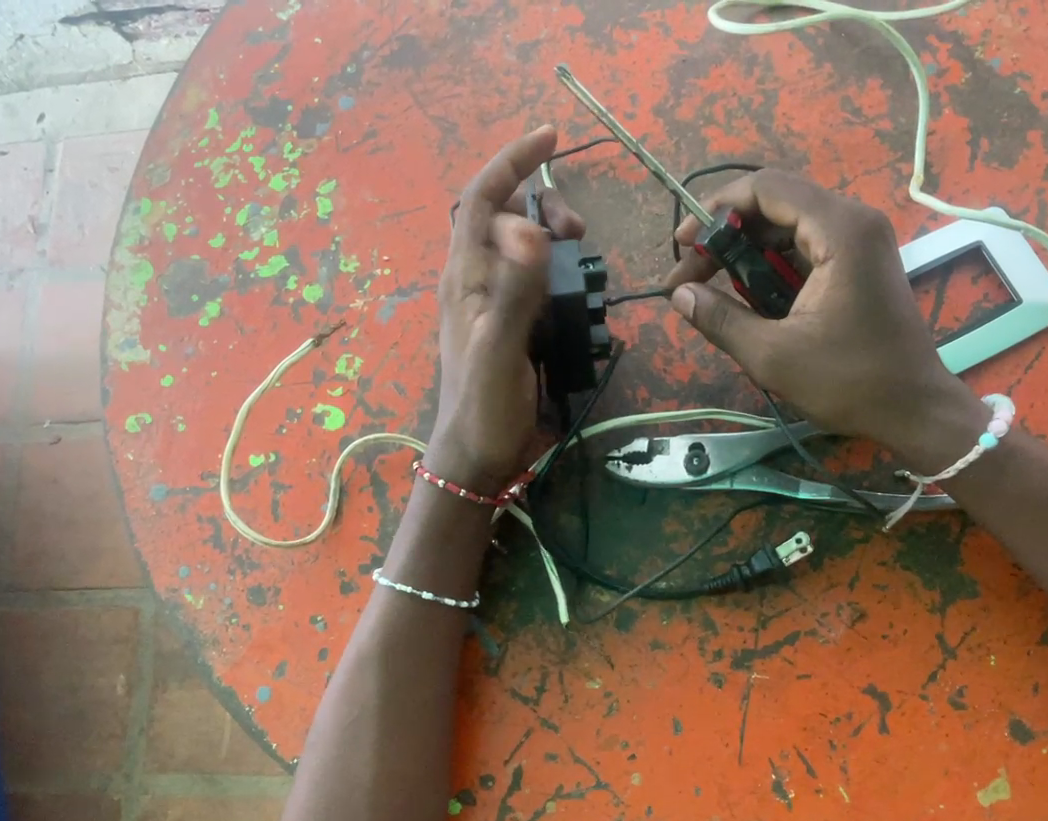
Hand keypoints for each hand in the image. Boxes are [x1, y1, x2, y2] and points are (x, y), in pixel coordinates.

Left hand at [425, 126, 585, 492]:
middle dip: (543, 204)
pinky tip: (578, 291)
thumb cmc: (484, 406)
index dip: (513, 160)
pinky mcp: (515, 327)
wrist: (480, 457)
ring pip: (524, 248)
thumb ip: (516, 290)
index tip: (553, 136)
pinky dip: (559, 273)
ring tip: (582, 254)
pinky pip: (537, 282)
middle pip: (506, 216)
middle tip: (580, 230)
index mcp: (464, 275)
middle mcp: (477, 280)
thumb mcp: (500, 346)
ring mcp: (495, 304)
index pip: (482, 198)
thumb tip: (532, 227)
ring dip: (554, 238)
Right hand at [665, 171, 984, 459]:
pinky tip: (750, 301)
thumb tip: (679, 295)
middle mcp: (854, 221)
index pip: (765, 188)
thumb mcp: (772, 355)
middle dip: (726, 238)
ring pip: (788, 229)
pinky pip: (807, 251)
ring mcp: (862, 242)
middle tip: (690, 280)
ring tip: (713, 293)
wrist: (914, 409)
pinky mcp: (861, 265)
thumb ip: (721, 318)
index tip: (682, 249)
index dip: (715, 212)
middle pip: (775, 206)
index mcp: (839, 229)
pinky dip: (773, 270)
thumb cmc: (849, 382)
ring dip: (747, 257)